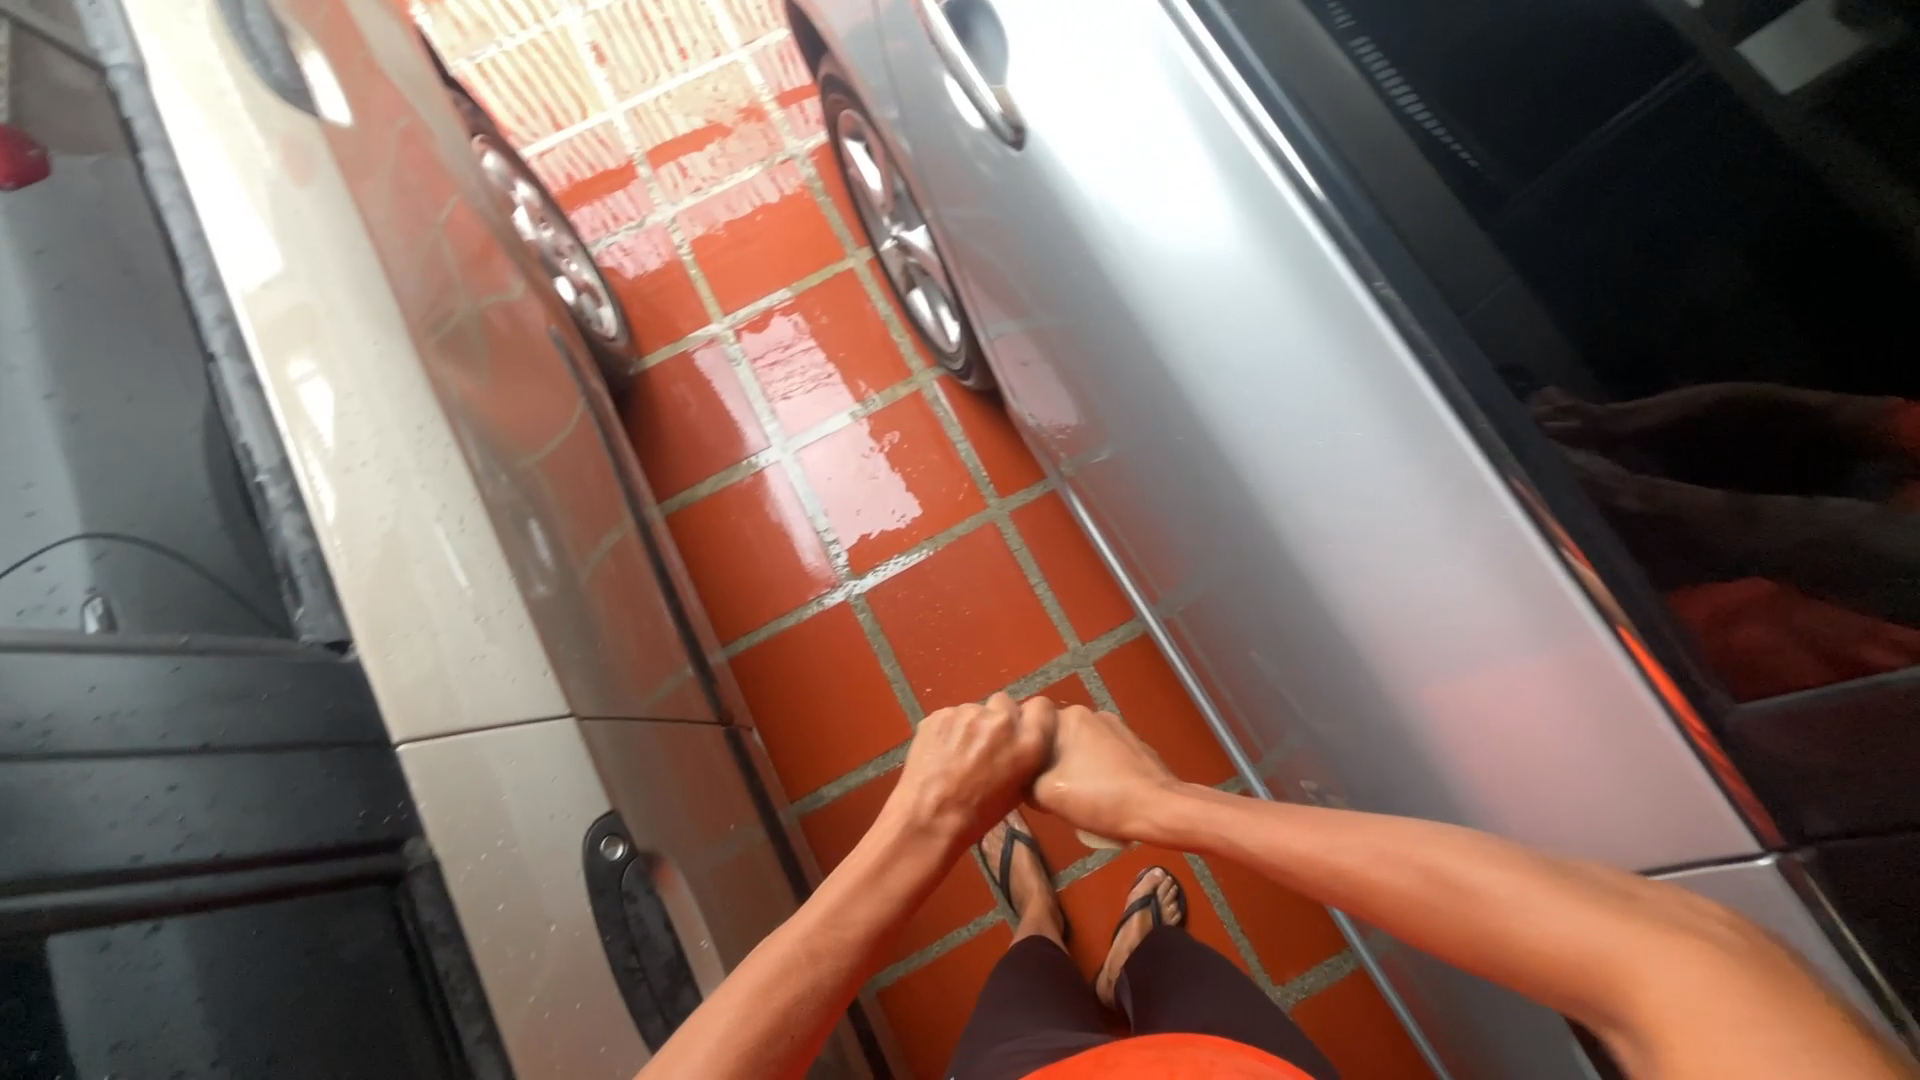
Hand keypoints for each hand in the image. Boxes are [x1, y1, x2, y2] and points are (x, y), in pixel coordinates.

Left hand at [886, 693, 1056, 851]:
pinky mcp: (940, 713)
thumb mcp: (1018, 790)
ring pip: (975, 710)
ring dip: (972, 726)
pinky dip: (948, 730)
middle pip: (1005, 703)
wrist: (929, 818)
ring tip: (958, 753)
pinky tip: (940, 752)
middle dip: (998, 718)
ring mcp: (968, 713)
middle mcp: (1001, 720)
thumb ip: (1025, 756)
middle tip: (986, 744)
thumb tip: (1021, 743)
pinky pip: (951, 716)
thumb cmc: (978, 815)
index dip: (1031, 717)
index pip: (1041, 707)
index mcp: (1028, 741)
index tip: (1021, 728)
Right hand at [1029, 704, 1183, 844]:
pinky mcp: (1135, 744)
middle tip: (1052, 793)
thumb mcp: (1046, 795)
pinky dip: (1100, 771)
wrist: (1160, 809)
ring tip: (1081, 797)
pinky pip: (1105, 755)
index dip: (1027, 756)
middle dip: (1052, 763)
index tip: (1027, 779)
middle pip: (1058, 738)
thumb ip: (1026, 781)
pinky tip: (1105, 795)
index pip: (1033, 729)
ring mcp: (1118, 727)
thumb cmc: (1100, 798)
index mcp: (1069, 715)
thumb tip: (1025, 781)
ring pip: (1082, 748)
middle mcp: (1093, 712)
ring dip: (1077, 767)